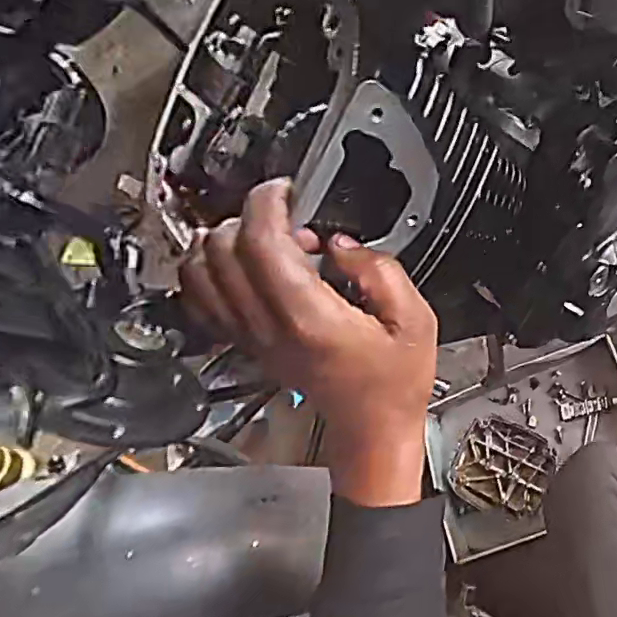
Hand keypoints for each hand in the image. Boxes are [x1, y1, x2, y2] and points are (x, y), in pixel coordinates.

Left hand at [180, 179, 438, 505]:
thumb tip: (343, 246)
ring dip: (223, 241)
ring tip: (262, 237)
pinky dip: (207, 273)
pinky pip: (202, 302)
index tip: (285, 191)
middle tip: (288, 219)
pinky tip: (234, 266)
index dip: (267, 203)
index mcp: (311, 317)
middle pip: (223, 250)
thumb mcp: (415, 319)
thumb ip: (381, 271)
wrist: (373, 426)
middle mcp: (271, 327)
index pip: (262, 243)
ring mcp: (253, 339)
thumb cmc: (394, 382)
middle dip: (250, 218)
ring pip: (201, 273)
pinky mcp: (249, 346)